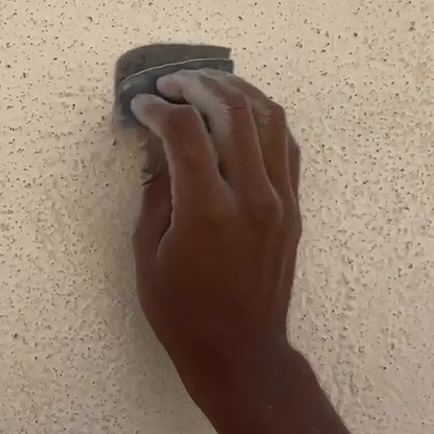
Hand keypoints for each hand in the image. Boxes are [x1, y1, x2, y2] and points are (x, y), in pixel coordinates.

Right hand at [131, 70, 301, 401]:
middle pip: (233, 111)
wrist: (240, 351)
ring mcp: (281, 199)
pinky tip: (240, 113)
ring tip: (207, 83)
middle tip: (170, 82)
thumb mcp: (147, 252)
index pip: (184, 132)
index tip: (139, 104)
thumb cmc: (182, 311)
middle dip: (197, 84)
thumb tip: (159, 145)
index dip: (157, 108)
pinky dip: (263, 117)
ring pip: (269, 118)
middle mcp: (252, 196)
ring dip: (236, 90)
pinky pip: (286, 144)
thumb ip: (155, 190)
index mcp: (207, 210)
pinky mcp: (294, 207)